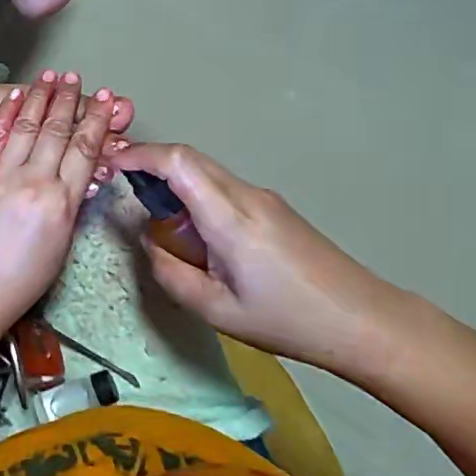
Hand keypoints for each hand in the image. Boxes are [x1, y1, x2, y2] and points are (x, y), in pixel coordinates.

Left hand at [0, 71, 116, 331]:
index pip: (85, 149)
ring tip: (52, 75)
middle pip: (57, 130)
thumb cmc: (24, 275)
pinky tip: (18, 93)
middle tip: (77, 78)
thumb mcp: (63, 241)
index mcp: (62, 202)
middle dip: (69, 100)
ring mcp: (3, 175)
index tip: (107, 100)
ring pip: (28, 126)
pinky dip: (8, 112)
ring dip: (41, 97)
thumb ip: (75, 201)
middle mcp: (34, 182)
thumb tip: (88, 171)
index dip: (97, 120)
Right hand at [111, 143, 405, 378]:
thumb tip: (148, 243)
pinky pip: (222, 187)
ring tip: (158, 221)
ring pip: (206, 171)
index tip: (111, 164)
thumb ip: (170, 273)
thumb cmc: (288, 320)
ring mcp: (263, 197)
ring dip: (174, 181)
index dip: (140, 154)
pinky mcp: (273, 207)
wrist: (364, 321)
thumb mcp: (216, 310)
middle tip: (124, 188)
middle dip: (150, 163)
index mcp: (230, 217)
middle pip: (189, 157)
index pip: (178, 161)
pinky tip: (195, 233)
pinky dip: (195, 194)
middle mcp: (246, 195)